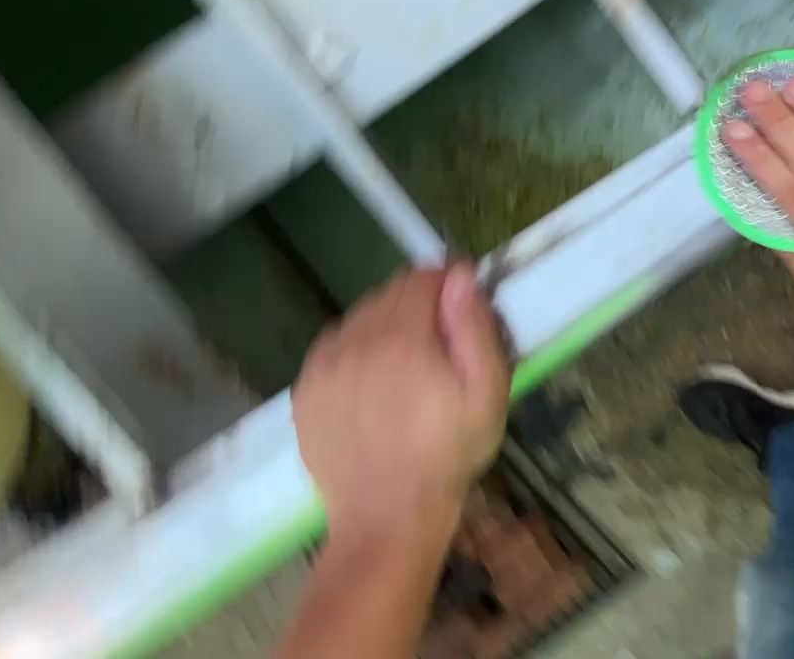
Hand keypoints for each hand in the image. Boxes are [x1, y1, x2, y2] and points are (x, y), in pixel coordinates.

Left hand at [291, 264, 508, 551]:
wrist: (388, 515)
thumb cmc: (451, 449)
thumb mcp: (487, 389)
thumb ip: (474, 327)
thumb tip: (459, 277)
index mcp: (404, 339)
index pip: (422, 278)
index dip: (448, 279)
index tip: (465, 297)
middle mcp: (356, 344)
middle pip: (389, 293)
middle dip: (420, 298)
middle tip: (445, 330)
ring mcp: (324, 369)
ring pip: (359, 317)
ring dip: (388, 320)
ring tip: (412, 352)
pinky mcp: (305, 393)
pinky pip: (333, 345)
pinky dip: (357, 344)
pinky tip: (376, 372)